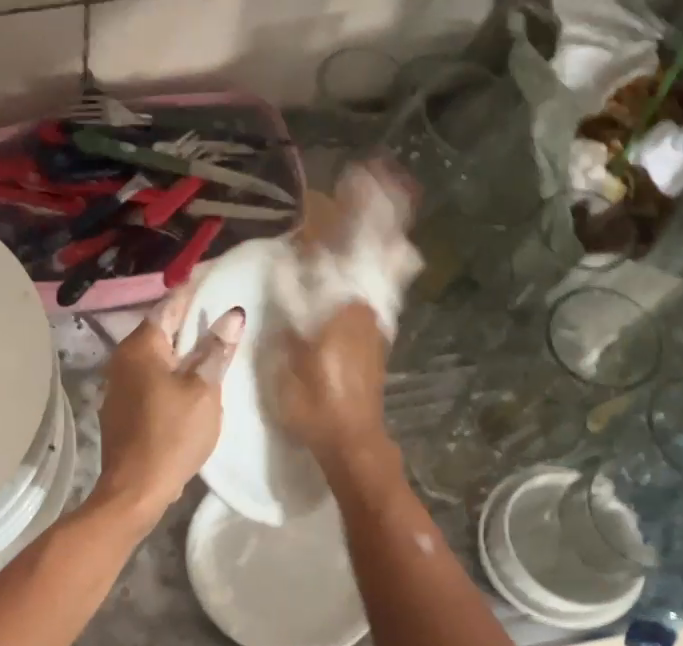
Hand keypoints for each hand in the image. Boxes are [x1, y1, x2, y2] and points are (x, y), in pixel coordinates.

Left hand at [91, 285, 244, 527]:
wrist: (135, 489)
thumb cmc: (172, 435)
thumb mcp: (203, 390)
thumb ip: (215, 350)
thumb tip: (232, 314)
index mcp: (140, 347)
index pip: (168, 306)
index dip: (193, 294)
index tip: (217, 285)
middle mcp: (121, 360)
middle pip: (158, 332)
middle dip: (187, 324)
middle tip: (221, 318)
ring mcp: (117, 387)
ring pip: (153, 359)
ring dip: (179, 353)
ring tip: (211, 350)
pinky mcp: (120, 410)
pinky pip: (148, 381)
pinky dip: (168, 376)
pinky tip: (189, 384)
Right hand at [272, 160, 420, 464]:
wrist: (352, 438)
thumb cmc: (312, 404)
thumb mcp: (285, 360)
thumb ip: (287, 310)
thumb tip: (286, 269)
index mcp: (337, 304)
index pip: (332, 247)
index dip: (326, 215)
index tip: (323, 186)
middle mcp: (364, 300)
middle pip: (369, 242)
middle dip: (369, 204)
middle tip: (369, 169)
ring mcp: (377, 314)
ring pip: (384, 258)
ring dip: (385, 223)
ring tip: (387, 189)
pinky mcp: (380, 330)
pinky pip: (388, 280)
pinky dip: (390, 255)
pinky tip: (396, 245)